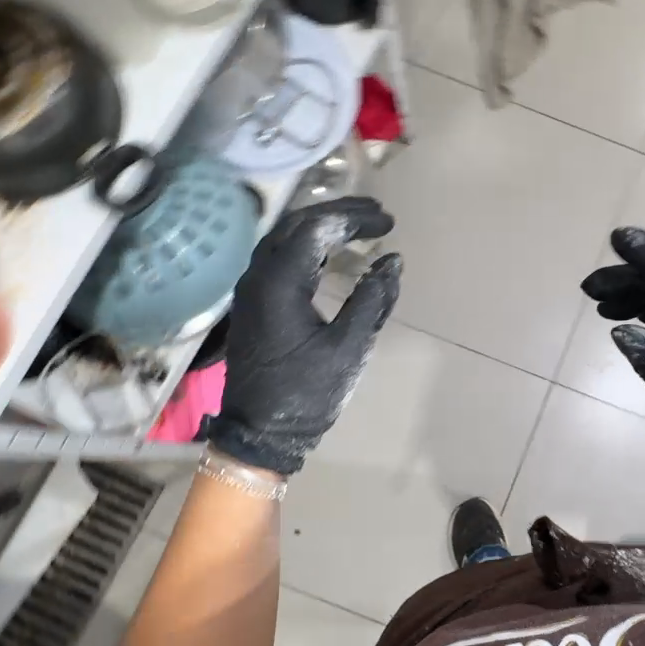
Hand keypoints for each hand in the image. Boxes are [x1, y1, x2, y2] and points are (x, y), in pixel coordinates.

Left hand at [204, 197, 402, 475]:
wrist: (260, 432)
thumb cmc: (306, 392)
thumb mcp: (348, 348)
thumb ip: (371, 300)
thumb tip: (393, 261)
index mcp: (279, 283)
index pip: (316, 228)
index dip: (354, 219)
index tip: (389, 223)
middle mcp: (258, 276)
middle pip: (297, 224)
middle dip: (338, 213)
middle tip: (377, 215)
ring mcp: (251, 288)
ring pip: (285, 238)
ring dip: (321, 226)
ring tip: (358, 226)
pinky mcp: (253, 302)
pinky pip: (279, 257)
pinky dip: (308, 245)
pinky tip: (329, 251)